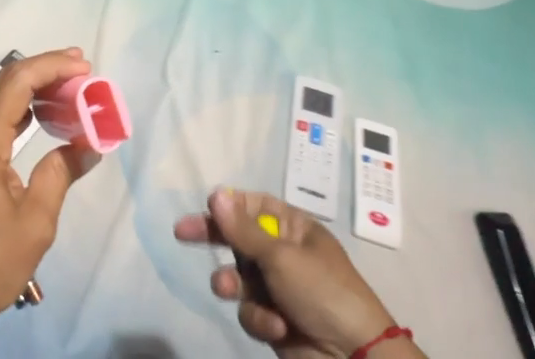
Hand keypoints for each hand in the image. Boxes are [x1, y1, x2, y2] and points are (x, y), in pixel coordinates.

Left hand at [0, 49, 99, 357]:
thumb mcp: (35, 222)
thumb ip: (61, 174)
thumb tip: (88, 145)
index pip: (17, 81)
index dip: (52, 66)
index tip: (84, 66)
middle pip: (4, 81)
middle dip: (44, 70)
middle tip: (82, 71)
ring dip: (30, 88)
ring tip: (68, 91)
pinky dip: (17, 110)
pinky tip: (39, 119)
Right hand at [174, 189, 415, 357]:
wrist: (352, 357)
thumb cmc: (321, 291)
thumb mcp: (280, 256)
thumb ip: (242, 230)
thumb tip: (215, 193)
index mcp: (294, 229)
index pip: (253, 206)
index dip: (227, 205)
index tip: (202, 208)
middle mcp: (284, 253)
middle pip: (239, 238)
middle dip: (215, 240)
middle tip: (181, 234)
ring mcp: (278, 288)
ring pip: (238, 277)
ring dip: (235, 285)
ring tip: (232, 291)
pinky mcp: (273, 319)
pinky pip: (249, 309)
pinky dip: (259, 318)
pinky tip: (276, 326)